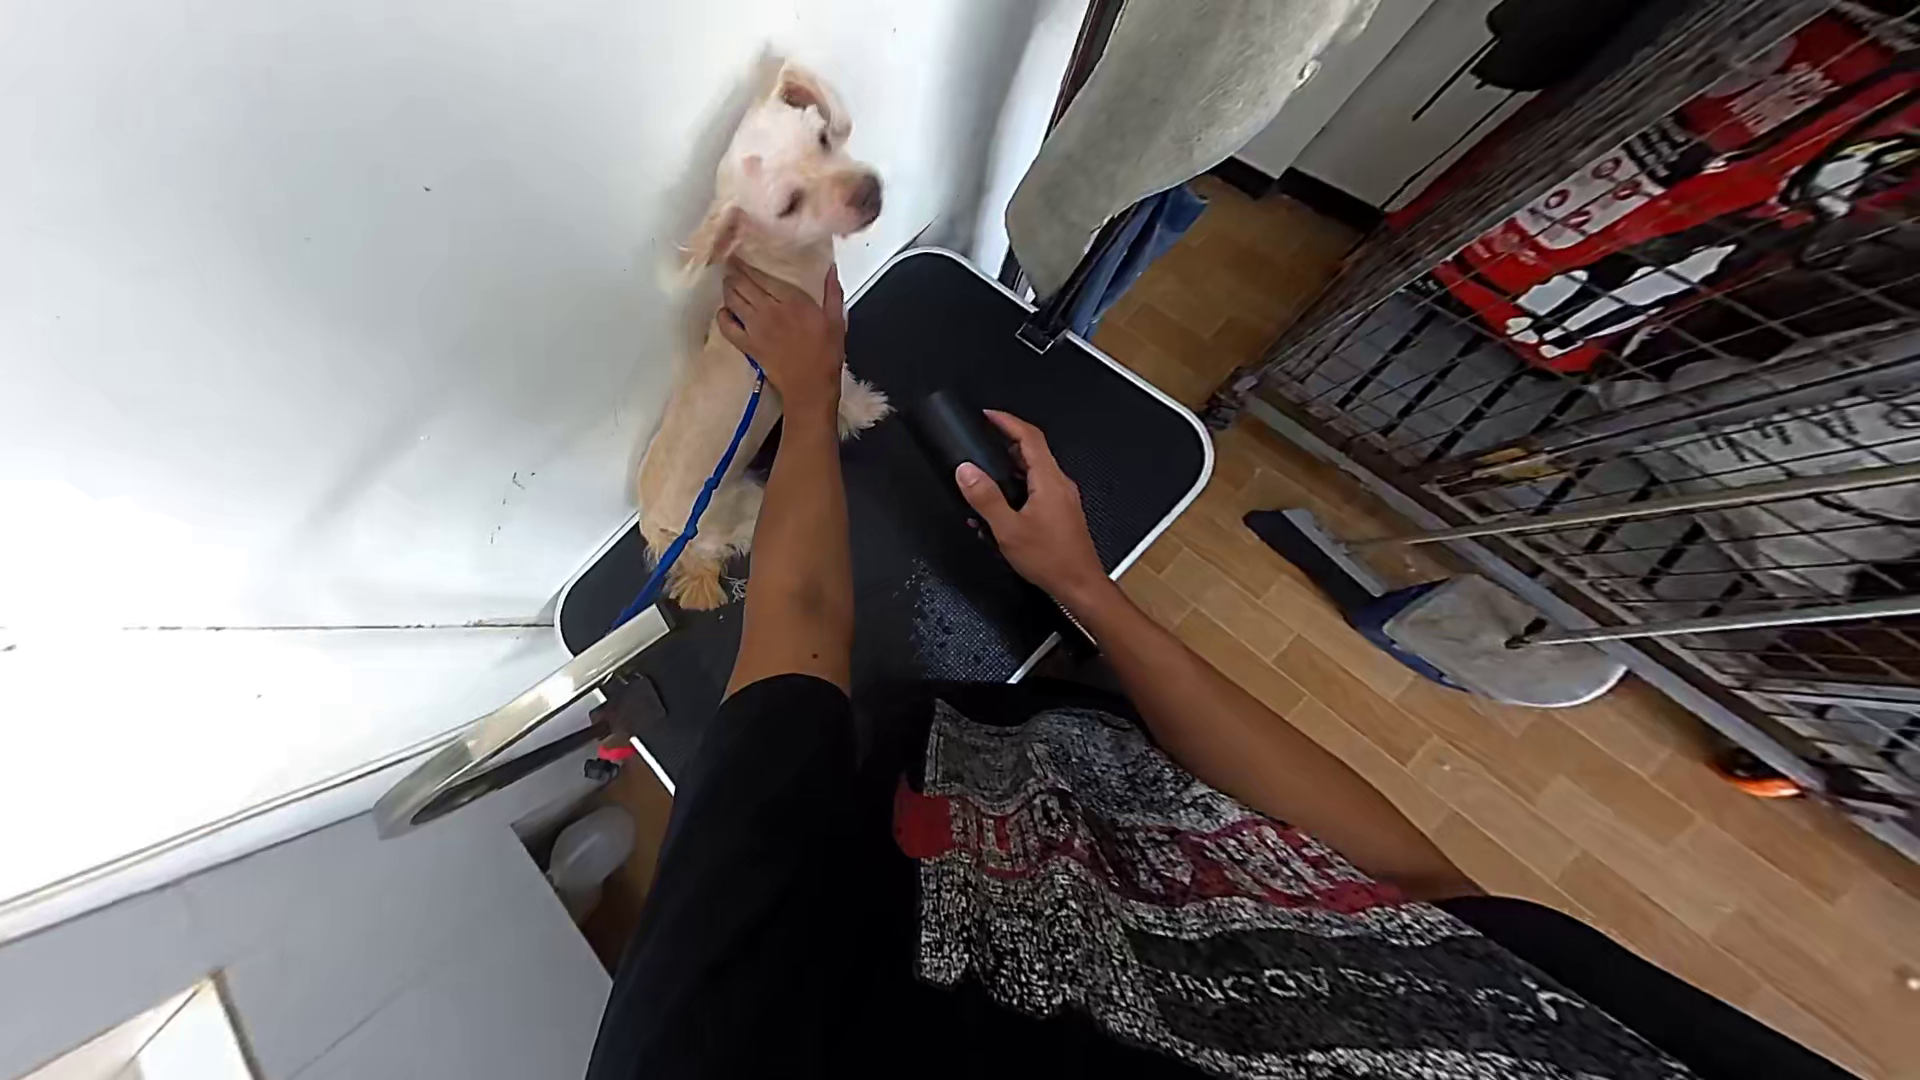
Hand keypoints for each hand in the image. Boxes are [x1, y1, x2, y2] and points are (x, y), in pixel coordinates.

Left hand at [717, 259, 844, 415]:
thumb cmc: (826, 356)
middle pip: (742, 283)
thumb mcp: (836, 321)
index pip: (761, 275)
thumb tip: (831, 269)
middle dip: (734, 273)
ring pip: (732, 299)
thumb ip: (833, 293)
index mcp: (793, 301)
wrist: (811, 387)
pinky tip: (726, 313)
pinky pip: (726, 326)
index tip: (741, 258)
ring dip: (728, 290)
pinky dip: (723, 316)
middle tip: (732, 268)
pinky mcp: (748, 345)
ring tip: (729, 286)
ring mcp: (756, 327)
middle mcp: (770, 310)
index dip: (747, 265)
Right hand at [954, 411, 1113, 610]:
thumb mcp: (1008, 530)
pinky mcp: (1061, 512)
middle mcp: (1059, 485)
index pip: (1030, 437)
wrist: (1079, 585)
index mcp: (1049, 481)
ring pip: (1034, 471)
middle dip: (1006, 443)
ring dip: (1010, 469)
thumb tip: (966, 471)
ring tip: (986, 476)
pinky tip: (1002, 507)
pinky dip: (1018, 488)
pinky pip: (1038, 489)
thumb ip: (985, 498)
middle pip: (1032, 451)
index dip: (1008, 421)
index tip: (989, 415)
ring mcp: (1063, 499)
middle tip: (983, 442)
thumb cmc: (1050, 560)